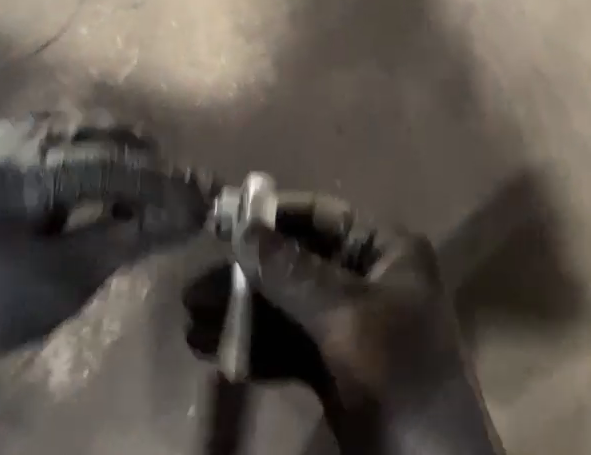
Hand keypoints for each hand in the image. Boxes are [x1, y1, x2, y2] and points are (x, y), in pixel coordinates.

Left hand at [0, 113, 205, 417]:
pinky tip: (119, 176)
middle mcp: (6, 143)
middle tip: (181, 186)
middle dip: (144, 161)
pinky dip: (98, 154)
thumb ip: (130, 238)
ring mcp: (3, 141)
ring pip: (82, 131)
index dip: (156, 182)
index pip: (103, 165)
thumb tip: (189, 214)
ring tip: (155, 181)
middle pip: (94, 135)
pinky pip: (65, 138)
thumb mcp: (70, 279)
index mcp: (13, 176)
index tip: (196, 197)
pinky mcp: (6, 149)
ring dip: (124, 153)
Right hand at [183, 195, 501, 454]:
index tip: (219, 223)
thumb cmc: (397, 374)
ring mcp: (352, 327)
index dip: (271, 216)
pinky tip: (216, 355)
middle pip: (296, 264)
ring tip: (192, 327)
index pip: (321, 217)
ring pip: (287, 309)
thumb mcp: (345, 316)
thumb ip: (292, 273)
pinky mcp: (337, 369)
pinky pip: (289, 346)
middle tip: (192, 292)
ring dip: (242, 316)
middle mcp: (369, 280)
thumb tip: (244, 229)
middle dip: (246, 278)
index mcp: (386, 252)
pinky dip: (256, 349)